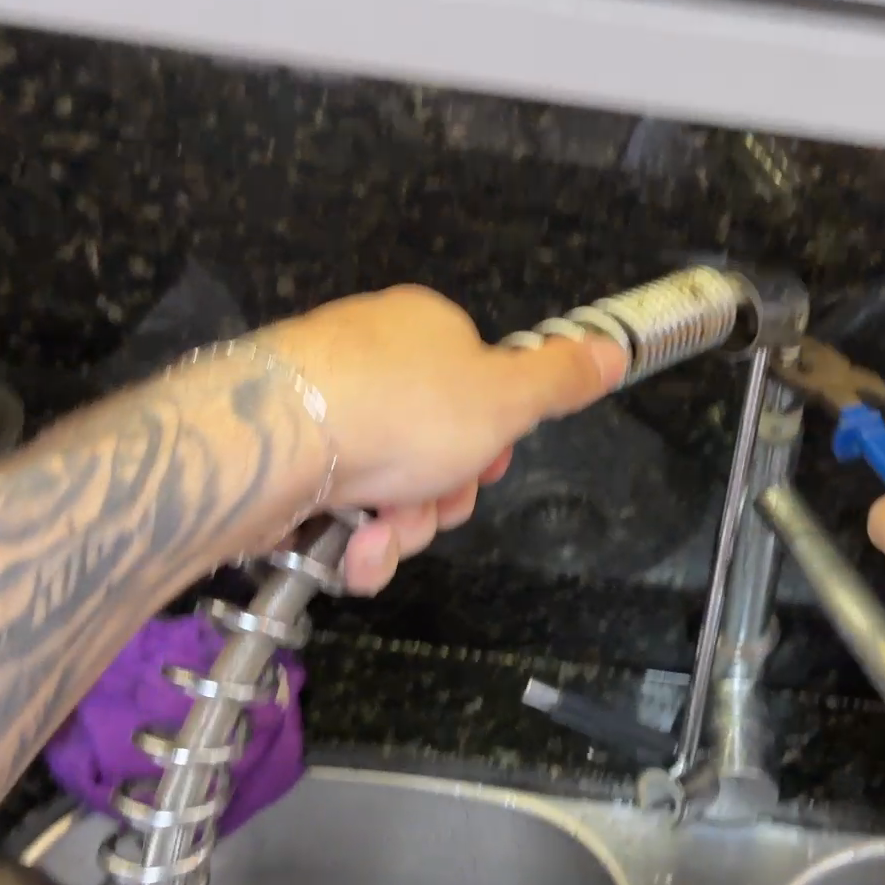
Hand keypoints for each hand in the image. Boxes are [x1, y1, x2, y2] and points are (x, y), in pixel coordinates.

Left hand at [260, 285, 626, 593]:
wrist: (270, 442)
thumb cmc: (405, 410)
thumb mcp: (508, 398)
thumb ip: (562, 379)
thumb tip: (614, 349)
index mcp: (428, 332)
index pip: (482, 390)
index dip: (495, 438)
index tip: (490, 462)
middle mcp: (374, 360)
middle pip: (441, 443)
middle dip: (446, 491)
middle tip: (436, 501)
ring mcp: (324, 404)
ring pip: (394, 481)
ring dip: (404, 524)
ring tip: (384, 535)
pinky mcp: (283, 451)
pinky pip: (342, 498)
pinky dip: (357, 536)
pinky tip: (355, 553)